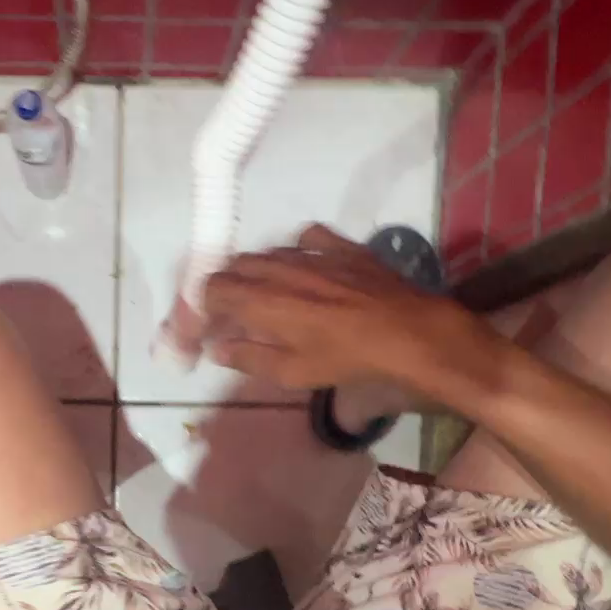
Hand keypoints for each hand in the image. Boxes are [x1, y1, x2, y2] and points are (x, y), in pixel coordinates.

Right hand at [205, 225, 503, 403]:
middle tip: (229, 315)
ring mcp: (312, 252)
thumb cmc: (346, 359)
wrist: (408, 333)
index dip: (202, 307)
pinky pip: (306, 237)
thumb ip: (247, 357)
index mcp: (261, 299)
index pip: (212, 288)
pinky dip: (295, 250)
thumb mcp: (291, 372)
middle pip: (234, 267)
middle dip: (224, 289)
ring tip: (263, 296)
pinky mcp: (341, 246)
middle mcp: (279, 268)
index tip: (206, 327)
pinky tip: (304, 267)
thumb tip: (217, 348)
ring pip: (267, 253)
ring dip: (256, 273)